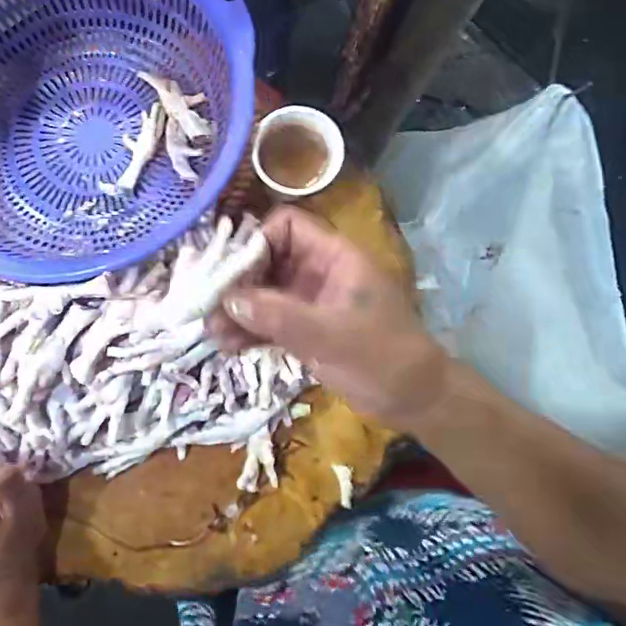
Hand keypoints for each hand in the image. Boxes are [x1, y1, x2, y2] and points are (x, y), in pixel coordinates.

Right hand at [210, 206, 452, 431]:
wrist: (415, 400)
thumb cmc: (383, 356)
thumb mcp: (332, 334)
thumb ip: (280, 315)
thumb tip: (229, 300)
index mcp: (333, 256)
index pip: (287, 226)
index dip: (258, 242)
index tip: (233, 274)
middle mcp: (317, 271)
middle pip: (268, 258)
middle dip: (238, 281)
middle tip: (210, 306)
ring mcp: (309, 301)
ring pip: (263, 292)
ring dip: (237, 310)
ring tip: (212, 334)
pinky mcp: (304, 329)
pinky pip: (268, 319)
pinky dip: (249, 329)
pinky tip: (228, 345)